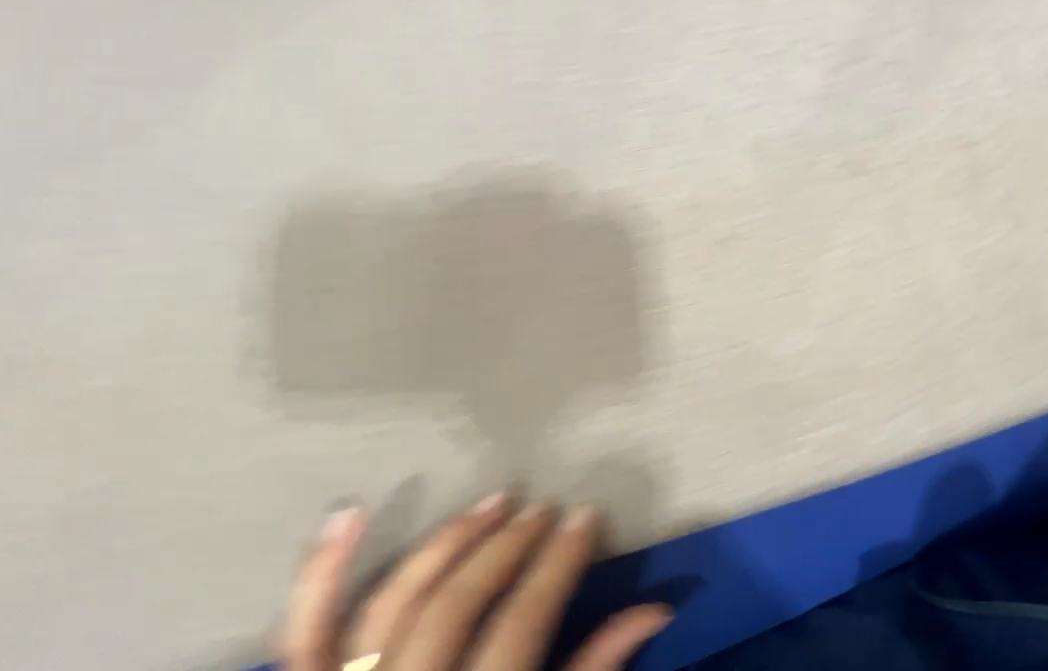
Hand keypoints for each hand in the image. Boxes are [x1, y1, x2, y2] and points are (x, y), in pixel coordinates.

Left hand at [280, 495, 671, 670]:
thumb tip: (656, 609)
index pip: (522, 619)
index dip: (559, 562)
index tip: (586, 516)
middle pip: (459, 603)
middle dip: (508, 546)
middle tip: (544, 509)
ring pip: (394, 602)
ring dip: (447, 541)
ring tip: (493, 502)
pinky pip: (305, 632)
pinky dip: (320, 571)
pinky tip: (351, 511)